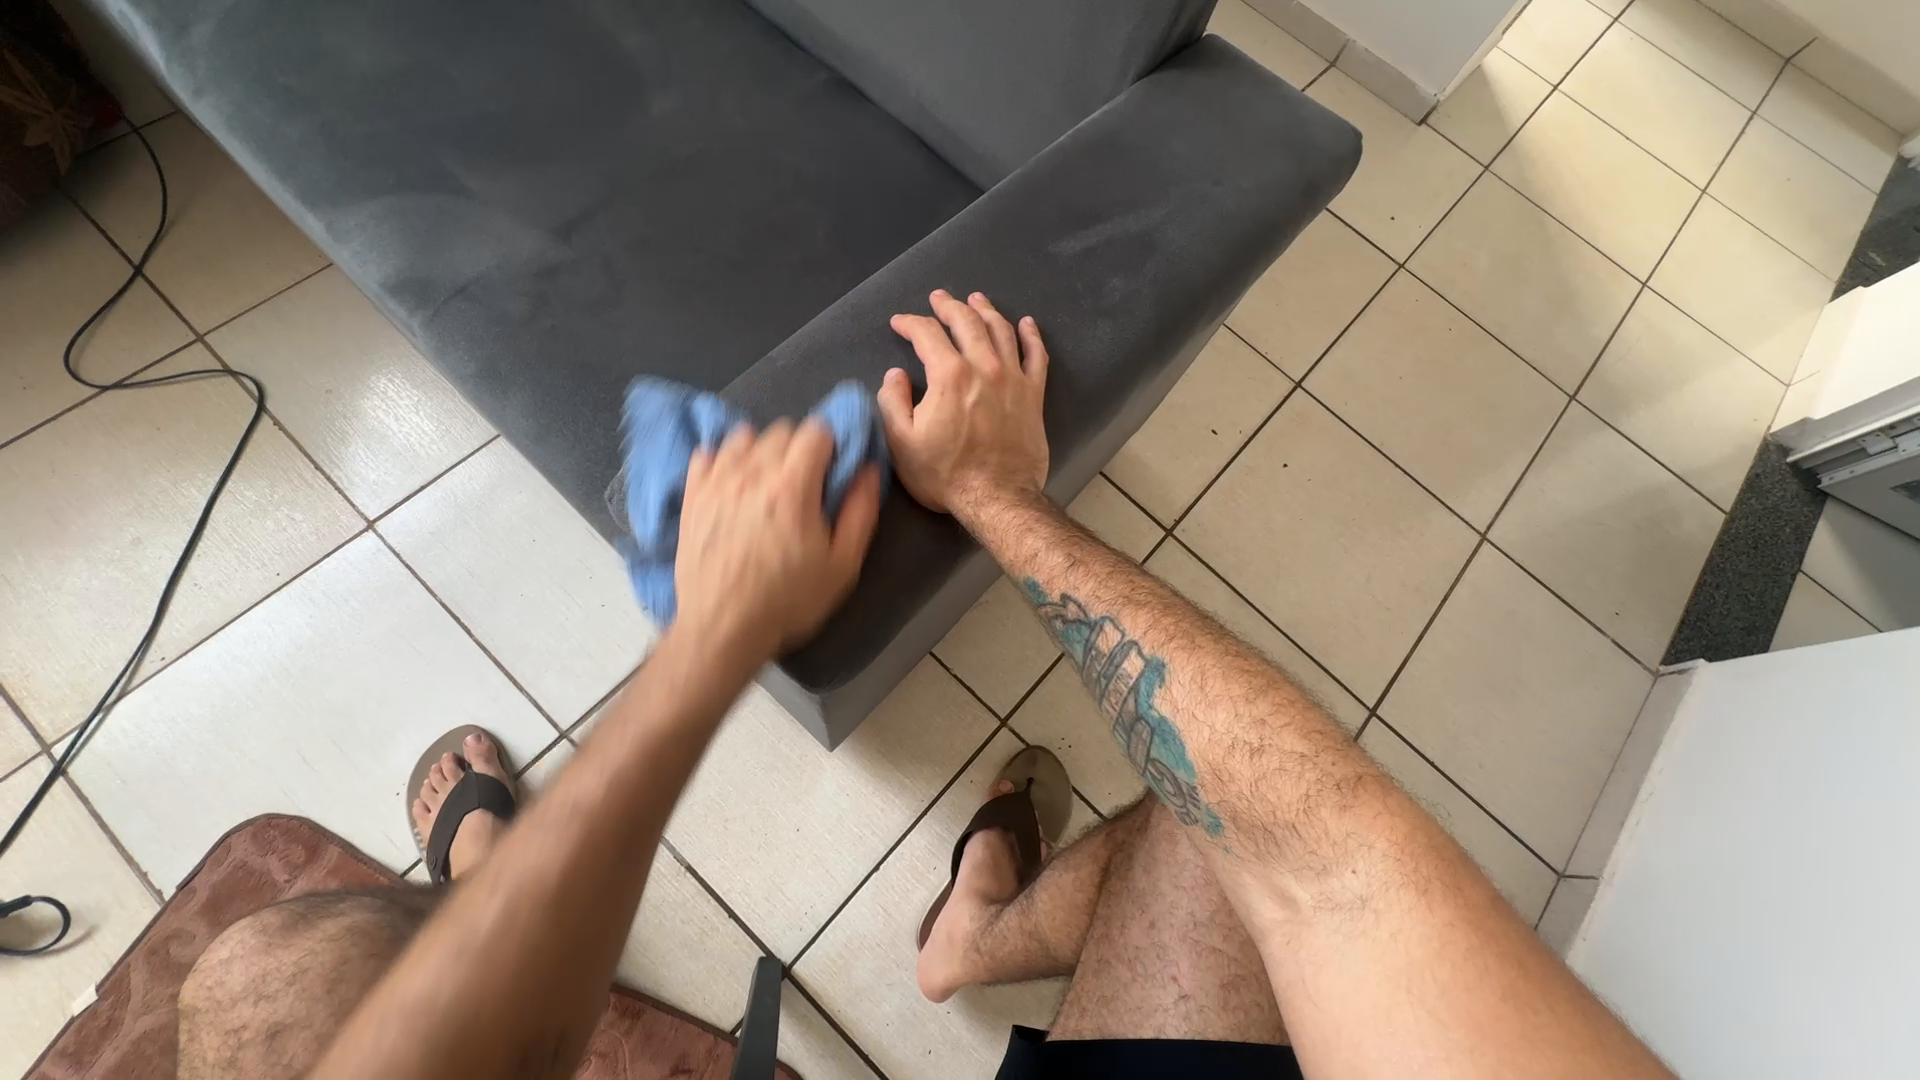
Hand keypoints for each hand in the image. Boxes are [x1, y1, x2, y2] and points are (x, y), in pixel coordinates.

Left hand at [675, 419, 881, 660]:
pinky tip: (732, 482)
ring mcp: (716, 482)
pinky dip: (724, 459)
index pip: (815, 432)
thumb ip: (860, 512)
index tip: (831, 470)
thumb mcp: (842, 566)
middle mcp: (752, 474)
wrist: (723, 629)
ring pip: (743, 437)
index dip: (830, 445)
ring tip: (767, 480)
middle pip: (780, 430)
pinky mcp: (692, 496)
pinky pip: (707, 454)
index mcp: (793, 487)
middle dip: (798, 447)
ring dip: (761, 449)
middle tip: (804, 481)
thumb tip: (868, 470)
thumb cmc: (788, 600)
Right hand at [878, 290, 1049, 521]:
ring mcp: (1013, 379)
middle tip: (938, 298)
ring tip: (976, 299)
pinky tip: (1026, 324)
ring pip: (1001, 331)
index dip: (910, 323)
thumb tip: (895, 375)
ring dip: (986, 310)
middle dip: (948, 306)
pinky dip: (1031, 335)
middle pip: (966, 322)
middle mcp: (983, 367)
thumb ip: (892, 402)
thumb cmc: (945, 475)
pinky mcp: (1034, 395)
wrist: (997, 497)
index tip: (899, 323)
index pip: (927, 334)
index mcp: (949, 375)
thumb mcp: (902, 443)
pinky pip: (1036, 355)